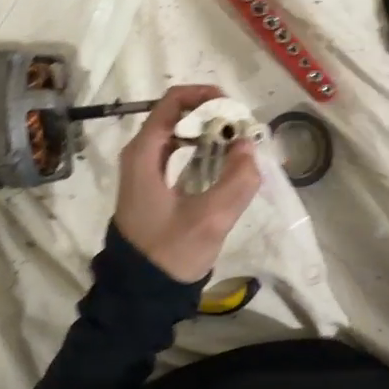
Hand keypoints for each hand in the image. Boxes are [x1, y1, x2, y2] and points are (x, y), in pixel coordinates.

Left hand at [114, 85, 262, 282]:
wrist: (139, 291)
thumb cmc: (169, 252)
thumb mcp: (209, 219)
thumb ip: (236, 181)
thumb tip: (249, 146)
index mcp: (145, 152)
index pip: (173, 101)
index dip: (205, 97)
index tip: (233, 110)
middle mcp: (141, 153)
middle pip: (177, 115)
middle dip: (212, 117)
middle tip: (242, 131)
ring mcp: (145, 170)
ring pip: (179, 135)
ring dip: (209, 135)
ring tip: (239, 147)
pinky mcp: (153, 186)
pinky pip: (179, 155)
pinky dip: (202, 153)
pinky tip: (225, 168)